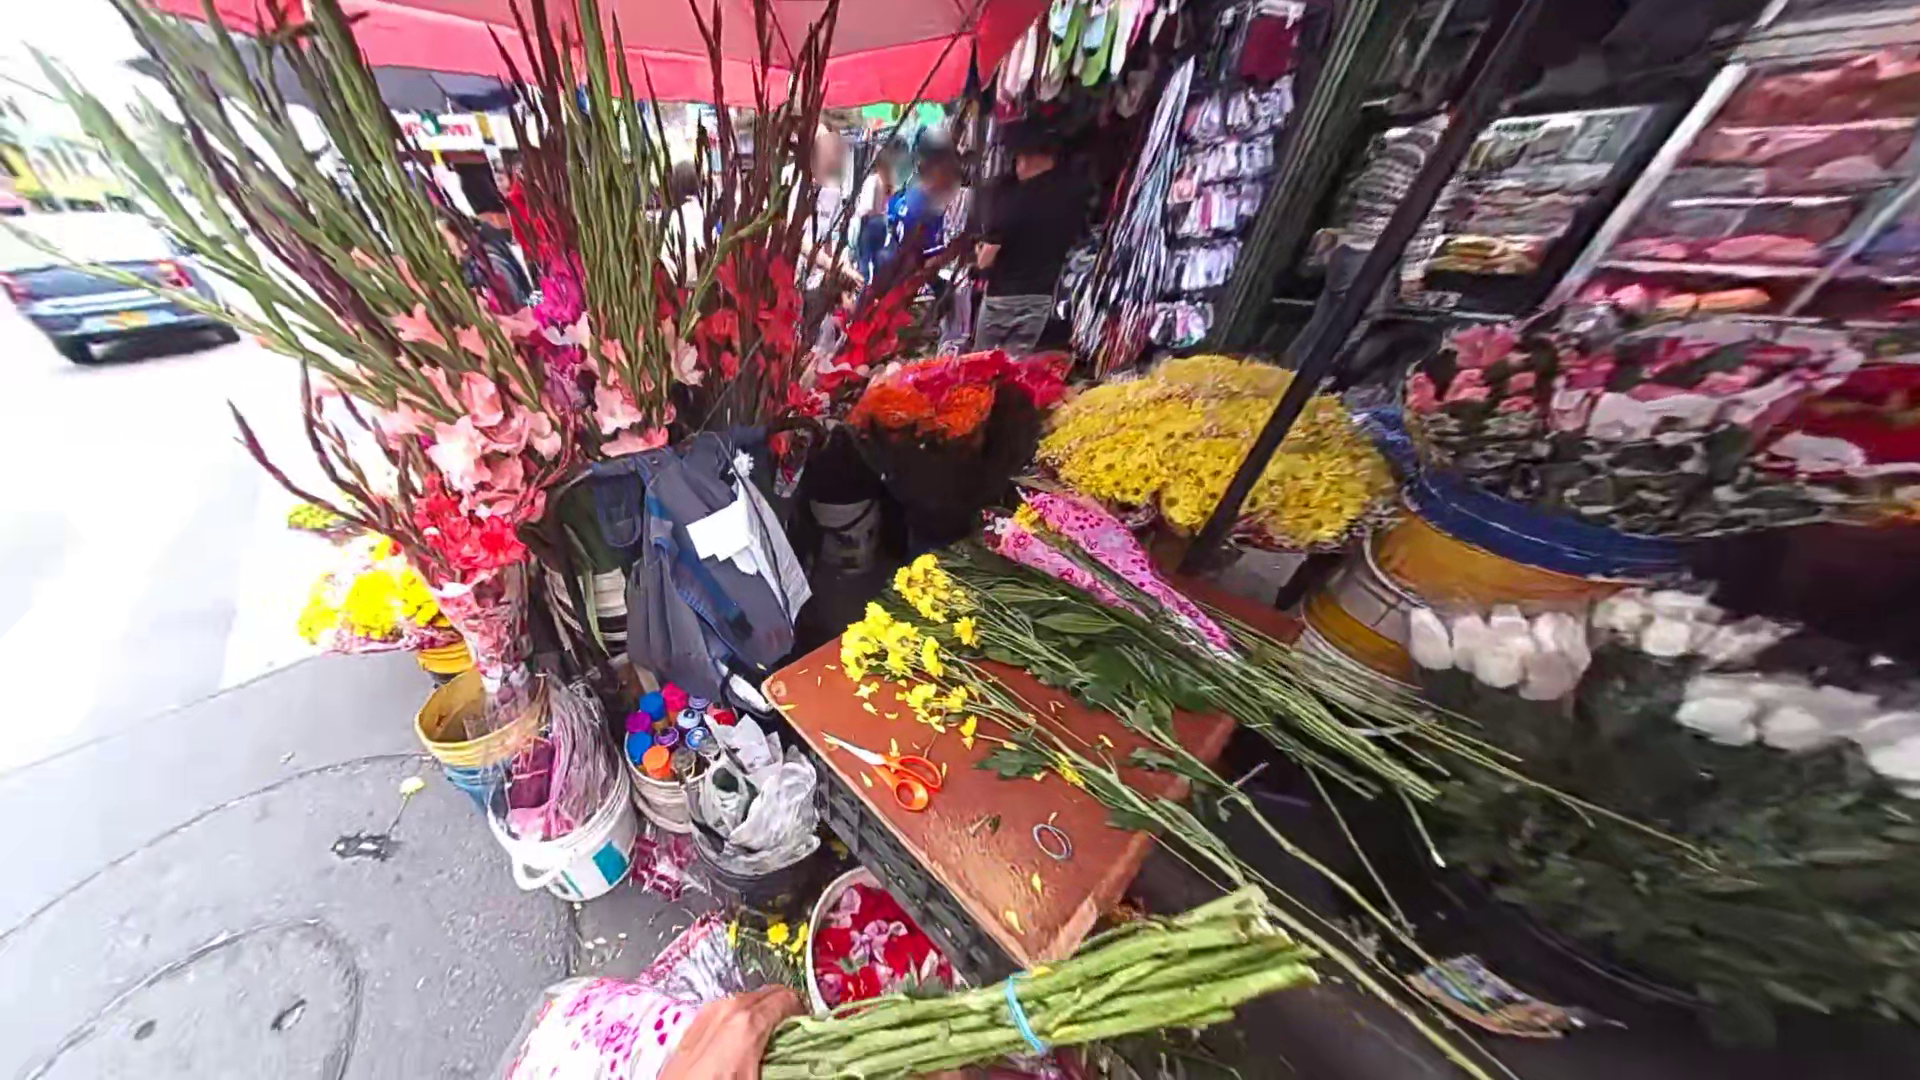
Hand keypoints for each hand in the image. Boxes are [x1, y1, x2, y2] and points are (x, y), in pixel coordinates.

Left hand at [660, 985, 805, 1079]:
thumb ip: (788, 1067)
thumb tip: (808, 1063)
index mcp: (748, 1022)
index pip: (789, 998)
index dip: (804, 1012)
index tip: (810, 1028)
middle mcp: (729, 1008)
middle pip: (769, 993)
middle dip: (784, 1010)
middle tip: (793, 1035)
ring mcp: (708, 1012)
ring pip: (748, 999)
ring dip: (762, 1013)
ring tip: (767, 1041)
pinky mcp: (693, 1023)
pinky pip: (727, 1010)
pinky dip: (740, 1019)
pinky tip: (739, 1044)